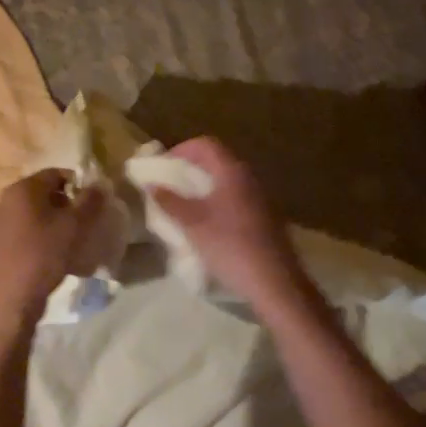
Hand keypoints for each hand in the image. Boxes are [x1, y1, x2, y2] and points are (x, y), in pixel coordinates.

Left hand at [0, 169, 106, 320]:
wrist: (13, 298)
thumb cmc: (44, 255)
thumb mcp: (74, 226)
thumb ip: (90, 200)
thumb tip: (100, 183)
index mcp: (22, 188)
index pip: (56, 174)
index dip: (79, 185)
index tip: (95, 204)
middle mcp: (6, 199)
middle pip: (46, 193)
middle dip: (69, 205)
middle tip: (87, 223)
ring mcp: (0, 221)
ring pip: (38, 213)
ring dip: (58, 222)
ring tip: (75, 242)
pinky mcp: (0, 242)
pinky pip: (28, 230)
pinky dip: (45, 236)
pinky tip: (58, 255)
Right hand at [148, 137, 308, 307]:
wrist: (274, 281)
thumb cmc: (230, 247)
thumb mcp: (192, 224)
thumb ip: (170, 201)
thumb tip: (151, 184)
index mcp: (232, 172)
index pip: (205, 145)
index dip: (180, 150)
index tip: (160, 167)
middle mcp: (249, 178)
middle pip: (215, 162)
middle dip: (188, 171)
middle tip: (166, 187)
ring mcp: (259, 199)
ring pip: (224, 183)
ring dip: (200, 189)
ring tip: (179, 208)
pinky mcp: (263, 218)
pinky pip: (233, 200)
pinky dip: (214, 204)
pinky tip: (203, 227)